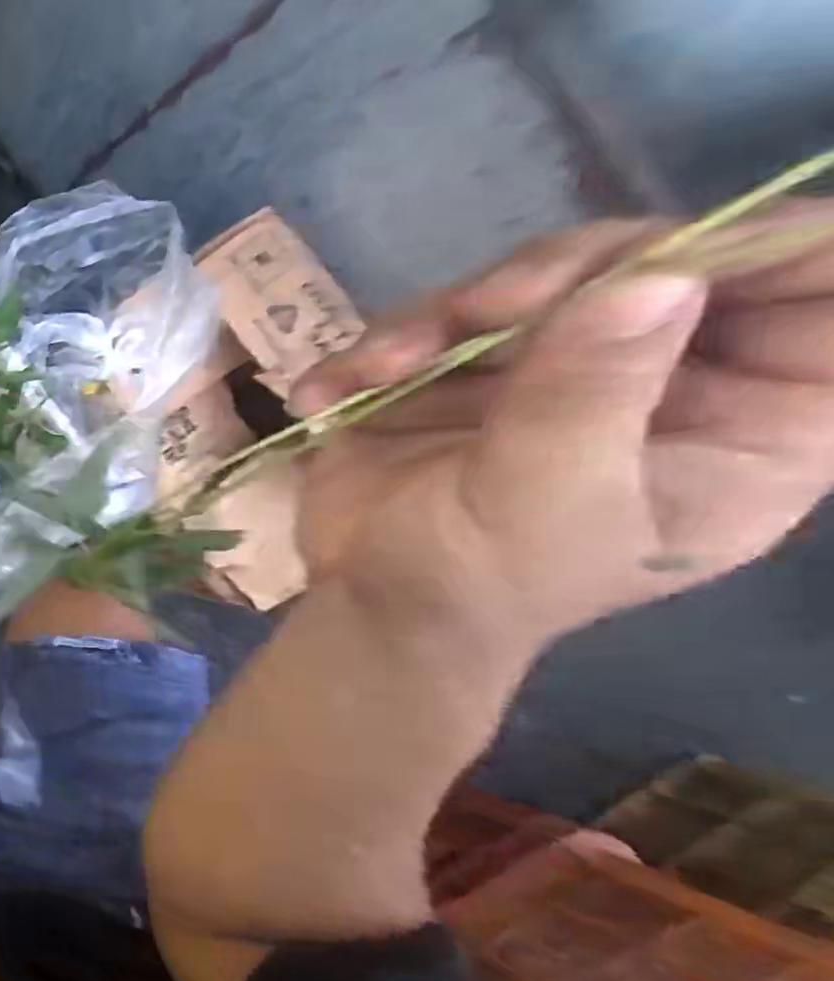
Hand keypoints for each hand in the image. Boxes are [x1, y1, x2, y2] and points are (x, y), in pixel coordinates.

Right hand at [289, 207, 833, 646]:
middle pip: (644, 263)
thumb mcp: (545, 503)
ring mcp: (536, 371)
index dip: (774, 251)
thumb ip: (589, 399)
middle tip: (482, 310)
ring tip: (376, 369)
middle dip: (556, 275)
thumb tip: (651, 277)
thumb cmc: (478, 577)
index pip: (824, 296)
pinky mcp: (444, 377)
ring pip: (515, 286)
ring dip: (431, 319)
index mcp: (740, 417)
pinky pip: (414, 331)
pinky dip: (362, 355)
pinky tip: (322, 395)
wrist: (368, 604)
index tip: (661, 263)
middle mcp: (648, 376)